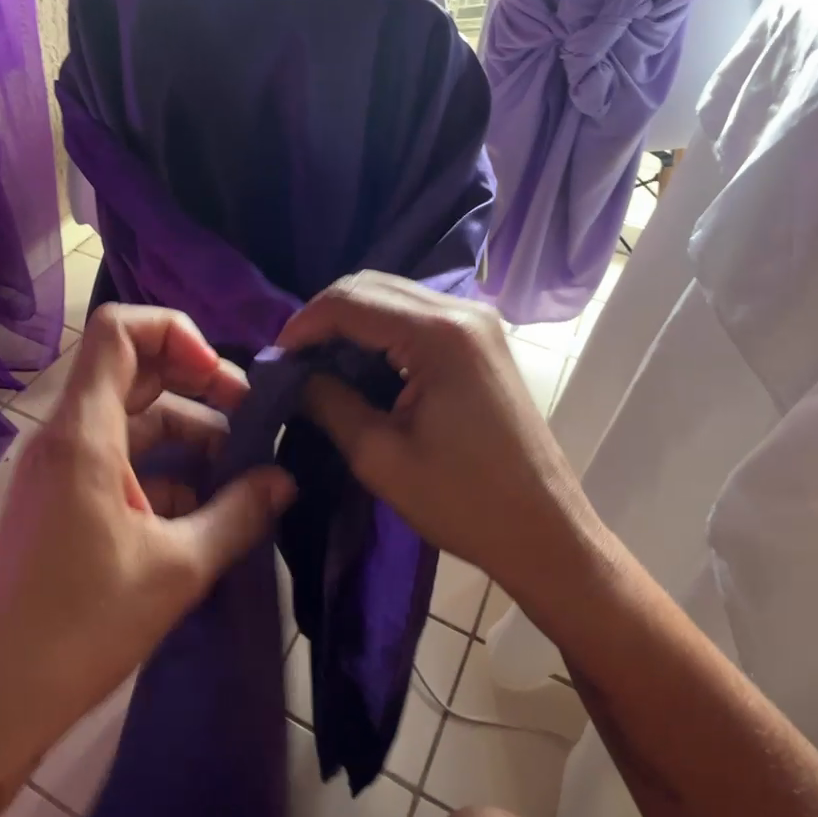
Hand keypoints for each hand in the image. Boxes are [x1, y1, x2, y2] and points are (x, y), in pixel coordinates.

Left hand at [0, 304, 296, 788]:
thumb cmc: (82, 629)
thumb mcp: (177, 569)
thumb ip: (239, 514)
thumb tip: (285, 479)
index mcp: (83, 434)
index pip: (119, 329)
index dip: (177, 333)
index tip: (224, 381)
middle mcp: (64, 436)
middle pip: (132, 369)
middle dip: (197, 383)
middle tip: (250, 422)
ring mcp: (58, 469)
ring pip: (131, 418)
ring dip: (188, 434)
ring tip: (240, 475)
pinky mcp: (60, 501)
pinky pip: (118, 459)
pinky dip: (163, 470)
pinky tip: (204, 509)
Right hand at [277, 272, 590, 591]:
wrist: (543, 530)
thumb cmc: (463, 502)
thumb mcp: (380, 457)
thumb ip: (329, 403)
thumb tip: (293, 376)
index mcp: (439, 334)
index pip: (351, 301)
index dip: (303, 324)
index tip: (273, 359)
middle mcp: (462, 311)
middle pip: (372, 286)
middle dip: (325, 317)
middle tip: (293, 361)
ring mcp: (478, 322)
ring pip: (394, 295)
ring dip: (352, 322)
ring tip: (319, 363)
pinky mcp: (482, 340)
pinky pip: (417, 315)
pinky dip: (381, 331)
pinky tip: (362, 365)